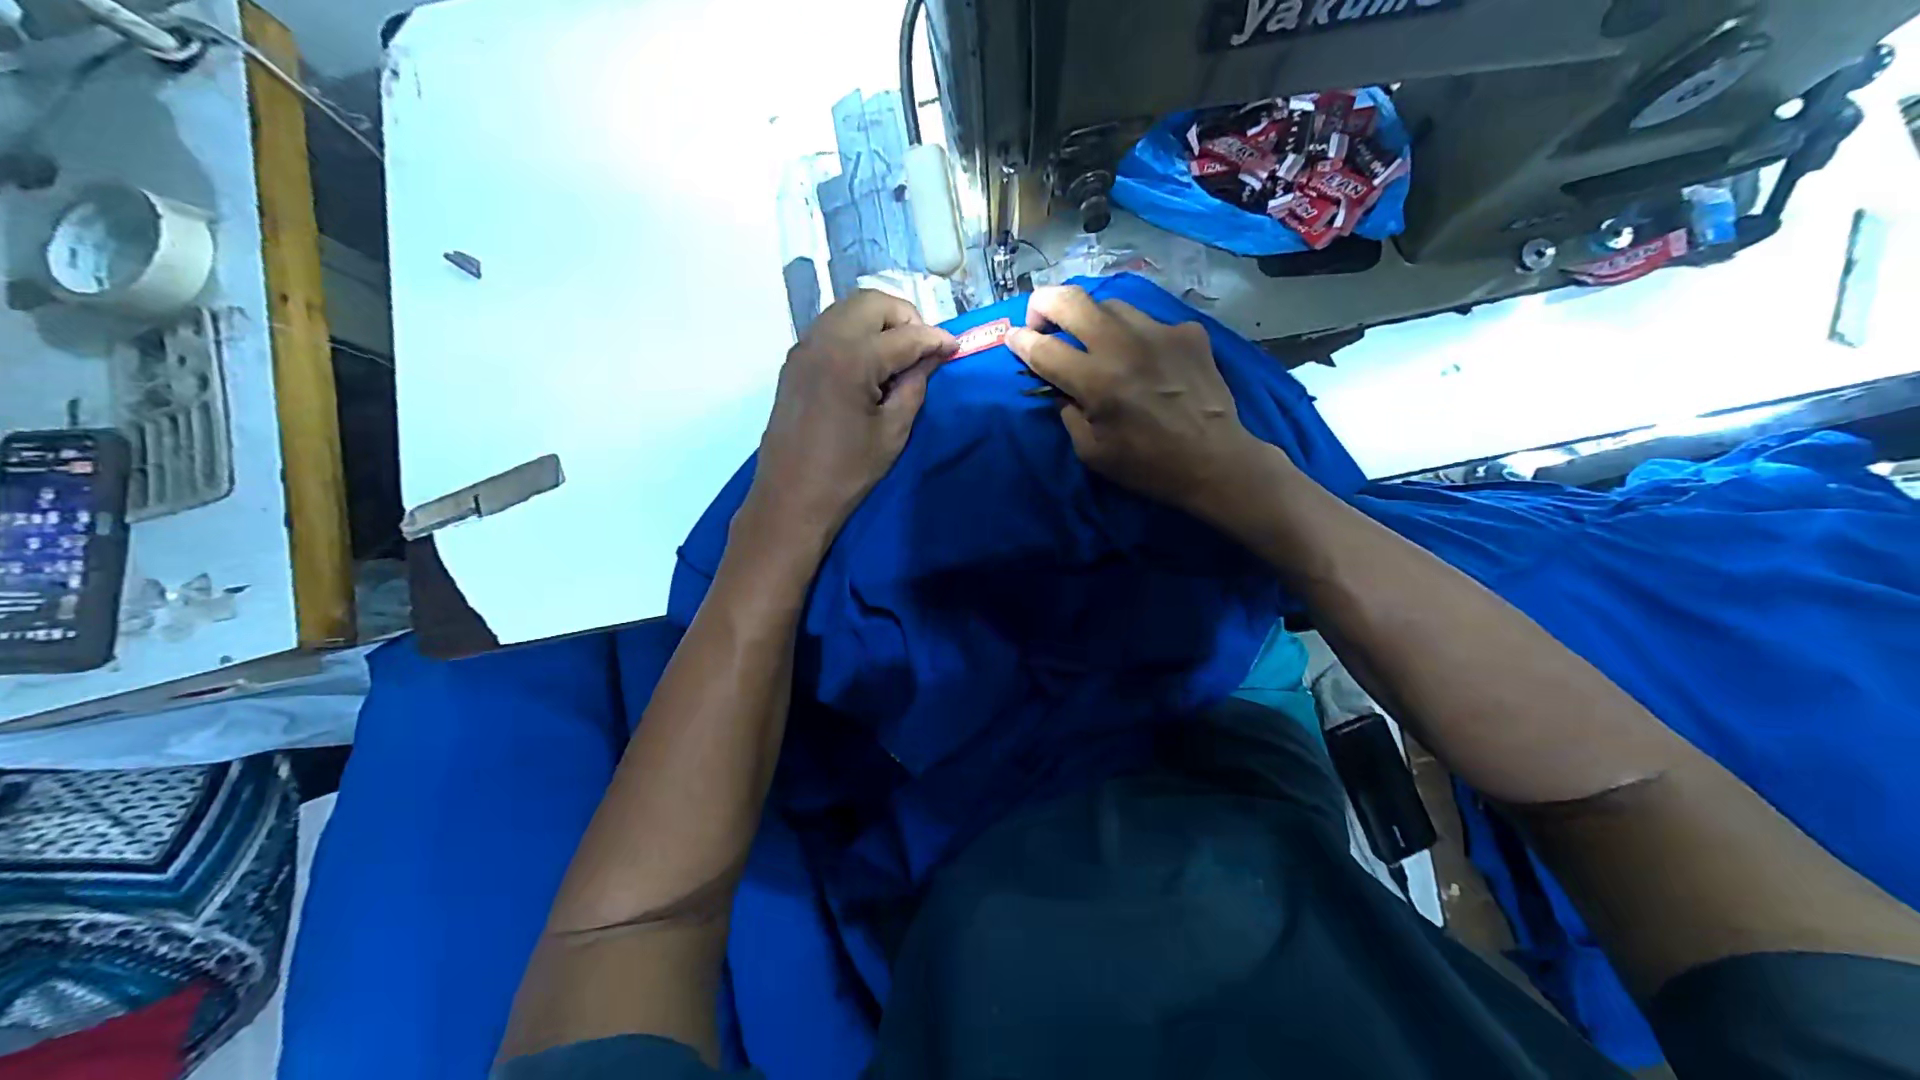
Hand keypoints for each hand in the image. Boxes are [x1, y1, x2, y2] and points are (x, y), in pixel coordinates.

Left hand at [743, 290, 957, 546]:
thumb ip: (915, 384)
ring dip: (879, 321)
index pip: (905, 335)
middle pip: (873, 303)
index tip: (956, 347)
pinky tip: (869, 362)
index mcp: (852, 358)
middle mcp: (824, 340)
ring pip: (848, 310)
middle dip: (904, 317)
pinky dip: (856, 332)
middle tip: (923, 348)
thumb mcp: (892, 431)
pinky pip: (831, 328)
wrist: (790, 498)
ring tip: (899, 354)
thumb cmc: (847, 472)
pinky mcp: (795, 362)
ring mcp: (804, 348)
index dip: (935, 339)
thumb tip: (933, 356)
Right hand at [1005, 286, 1264, 514]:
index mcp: (1096, 381)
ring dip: (1090, 319)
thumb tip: (1060, 387)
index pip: (1042, 347)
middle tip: (1041, 322)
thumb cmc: (1147, 465)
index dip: (1019, 341)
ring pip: (1109, 305)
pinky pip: (1148, 322)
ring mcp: (1159, 332)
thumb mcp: (1092, 452)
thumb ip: (1068, 412)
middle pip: (1069, 299)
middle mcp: (1123, 345)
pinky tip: (1142, 358)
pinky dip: (1135, 336)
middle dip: (1043, 305)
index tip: (1012, 338)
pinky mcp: (1187, 333)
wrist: (1215, 461)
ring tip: (1093, 340)